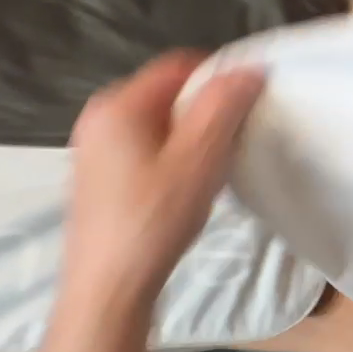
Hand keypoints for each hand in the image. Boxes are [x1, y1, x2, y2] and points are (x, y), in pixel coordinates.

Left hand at [62, 52, 265, 317]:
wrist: (110, 287)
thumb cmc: (155, 218)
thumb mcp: (200, 158)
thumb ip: (224, 106)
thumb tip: (251, 67)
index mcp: (117, 105)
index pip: (180, 65)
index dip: (222, 74)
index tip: (254, 99)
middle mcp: (100, 118)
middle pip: (171, 91)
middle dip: (211, 105)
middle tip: (241, 132)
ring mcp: (98, 148)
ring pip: (164, 119)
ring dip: (199, 131)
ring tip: (221, 160)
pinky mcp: (104, 174)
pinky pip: (152, 143)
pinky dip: (180, 151)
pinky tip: (196, 182)